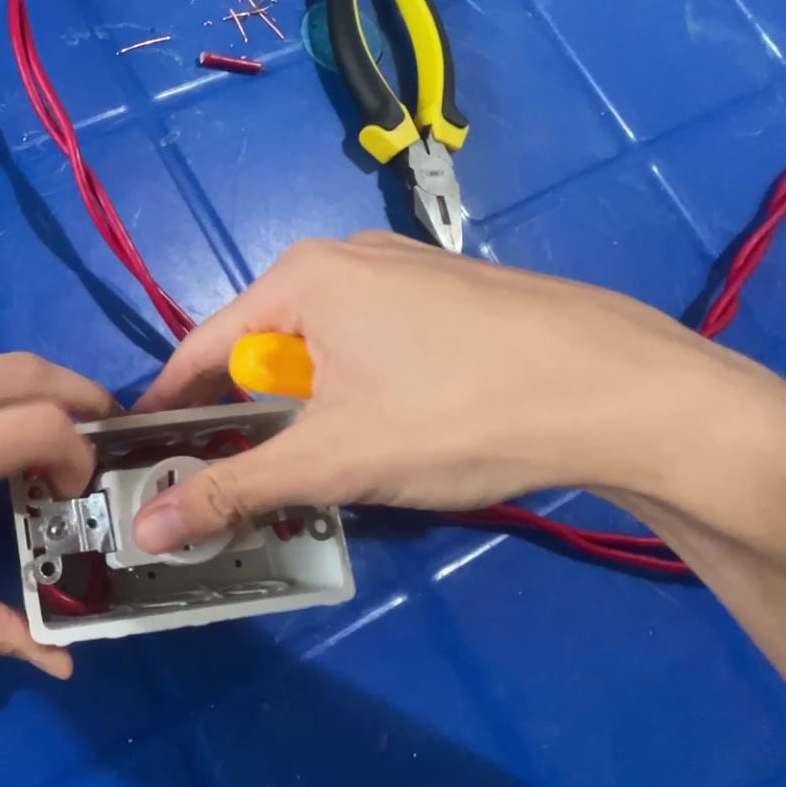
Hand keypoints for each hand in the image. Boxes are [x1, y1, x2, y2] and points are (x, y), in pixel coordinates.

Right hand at [129, 233, 782, 553]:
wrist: (640, 400)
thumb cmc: (460, 416)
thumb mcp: (331, 460)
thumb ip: (230, 490)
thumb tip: (145, 530)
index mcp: (299, 277)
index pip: (199, 348)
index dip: (169, 407)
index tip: (147, 455)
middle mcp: (342, 256)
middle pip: (258, 347)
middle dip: (245, 413)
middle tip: (241, 472)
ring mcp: (401, 267)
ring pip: (315, 346)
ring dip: (302, 404)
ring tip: (324, 456)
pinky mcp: (446, 290)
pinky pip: (365, 339)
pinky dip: (352, 385)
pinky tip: (390, 422)